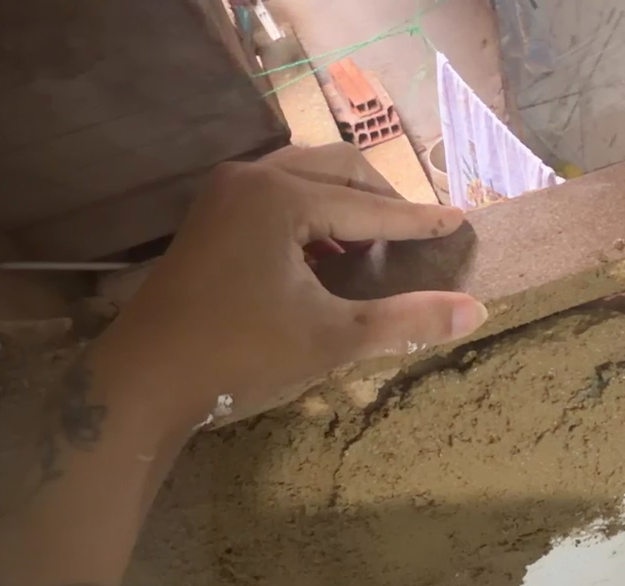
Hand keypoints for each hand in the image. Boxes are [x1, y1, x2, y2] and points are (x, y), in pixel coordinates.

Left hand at [91, 144, 487, 437]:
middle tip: (419, 232)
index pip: (370, 207)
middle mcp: (250, 178)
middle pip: (337, 169)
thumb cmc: (243, 355)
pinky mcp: (211, 218)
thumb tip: (475, 310)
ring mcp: (224, 194)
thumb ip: (407, 321)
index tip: (460, 221)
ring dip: (347, 201)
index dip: (419, 220)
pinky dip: (313, 213)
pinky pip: (277, 195)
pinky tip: (327, 252)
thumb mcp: (334, 338)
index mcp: (281, 198)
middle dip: (384, 199)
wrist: (149, 377)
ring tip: (377, 241)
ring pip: (304, 176)